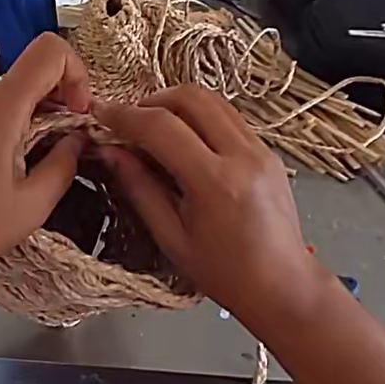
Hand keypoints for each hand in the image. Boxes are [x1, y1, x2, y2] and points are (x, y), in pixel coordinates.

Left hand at [0, 34, 91, 344]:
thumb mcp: (32, 204)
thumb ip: (65, 163)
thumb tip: (76, 139)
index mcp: (0, 107)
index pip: (50, 51)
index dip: (77, 74)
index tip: (79, 114)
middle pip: (31, 74)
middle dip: (58, 103)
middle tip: (64, 148)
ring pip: (11, 95)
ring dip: (34, 119)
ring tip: (32, 166)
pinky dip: (10, 127)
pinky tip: (4, 168)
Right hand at [95, 85, 330, 323]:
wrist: (283, 286)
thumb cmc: (224, 273)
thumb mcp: (171, 237)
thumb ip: (139, 188)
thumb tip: (109, 151)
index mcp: (215, 182)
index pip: (161, 128)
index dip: (124, 116)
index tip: (101, 115)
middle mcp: (242, 156)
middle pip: (190, 97)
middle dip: (151, 101)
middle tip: (129, 121)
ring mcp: (261, 149)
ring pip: (212, 100)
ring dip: (176, 105)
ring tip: (153, 129)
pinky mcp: (268, 151)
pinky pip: (228, 116)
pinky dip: (199, 117)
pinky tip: (184, 141)